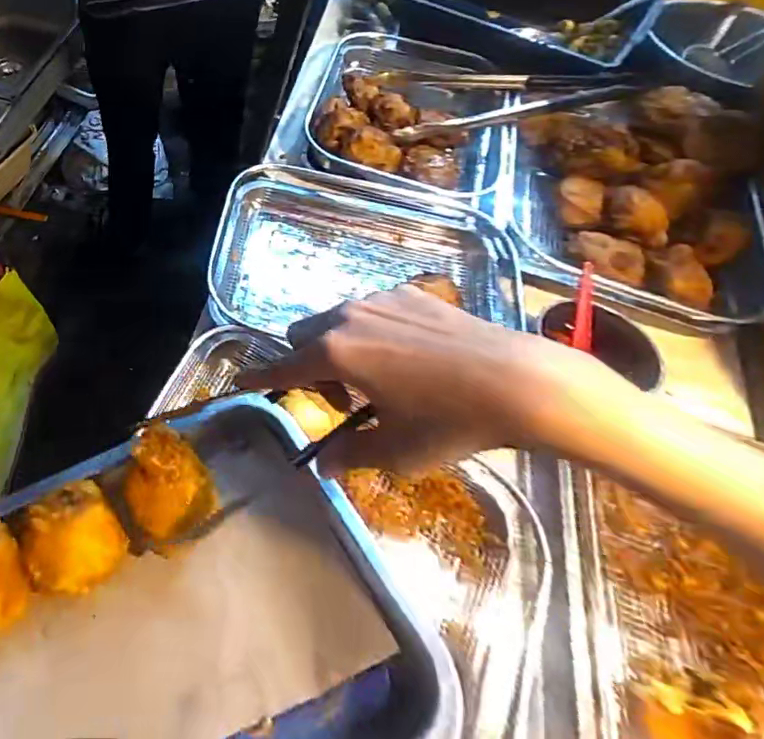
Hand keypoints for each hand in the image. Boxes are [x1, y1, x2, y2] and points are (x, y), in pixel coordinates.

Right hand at [237, 286, 636, 474]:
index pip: (283, 366)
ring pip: (335, 319)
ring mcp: (378, 300)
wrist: (521, 382)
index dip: (261, 377)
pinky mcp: (409, 294)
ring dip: (337, 346)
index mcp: (334, 353)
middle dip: (307, 364)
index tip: (243, 382)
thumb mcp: (398, 450)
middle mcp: (346, 317)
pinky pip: (370, 310)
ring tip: (377, 377)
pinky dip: (369, 331)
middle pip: (302, 334)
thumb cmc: (451, 421)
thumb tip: (323, 468)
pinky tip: (409, 356)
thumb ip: (351, 455)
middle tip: (344, 398)